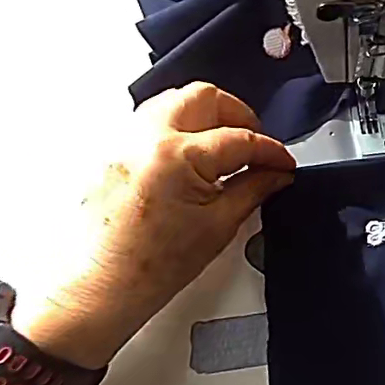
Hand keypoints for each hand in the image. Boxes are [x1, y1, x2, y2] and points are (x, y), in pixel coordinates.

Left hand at [20, 84, 295, 367]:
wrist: (103, 286)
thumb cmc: (148, 268)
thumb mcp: (218, 227)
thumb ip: (253, 189)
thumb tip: (273, 173)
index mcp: (177, 156)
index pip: (240, 138)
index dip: (270, 151)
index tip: (281, 162)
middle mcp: (146, 138)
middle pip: (206, 98)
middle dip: (239, 115)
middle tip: (255, 145)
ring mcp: (124, 141)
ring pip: (174, 100)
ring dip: (206, 116)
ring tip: (224, 146)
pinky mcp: (112, 151)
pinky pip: (150, 119)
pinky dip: (177, 127)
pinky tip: (191, 153)